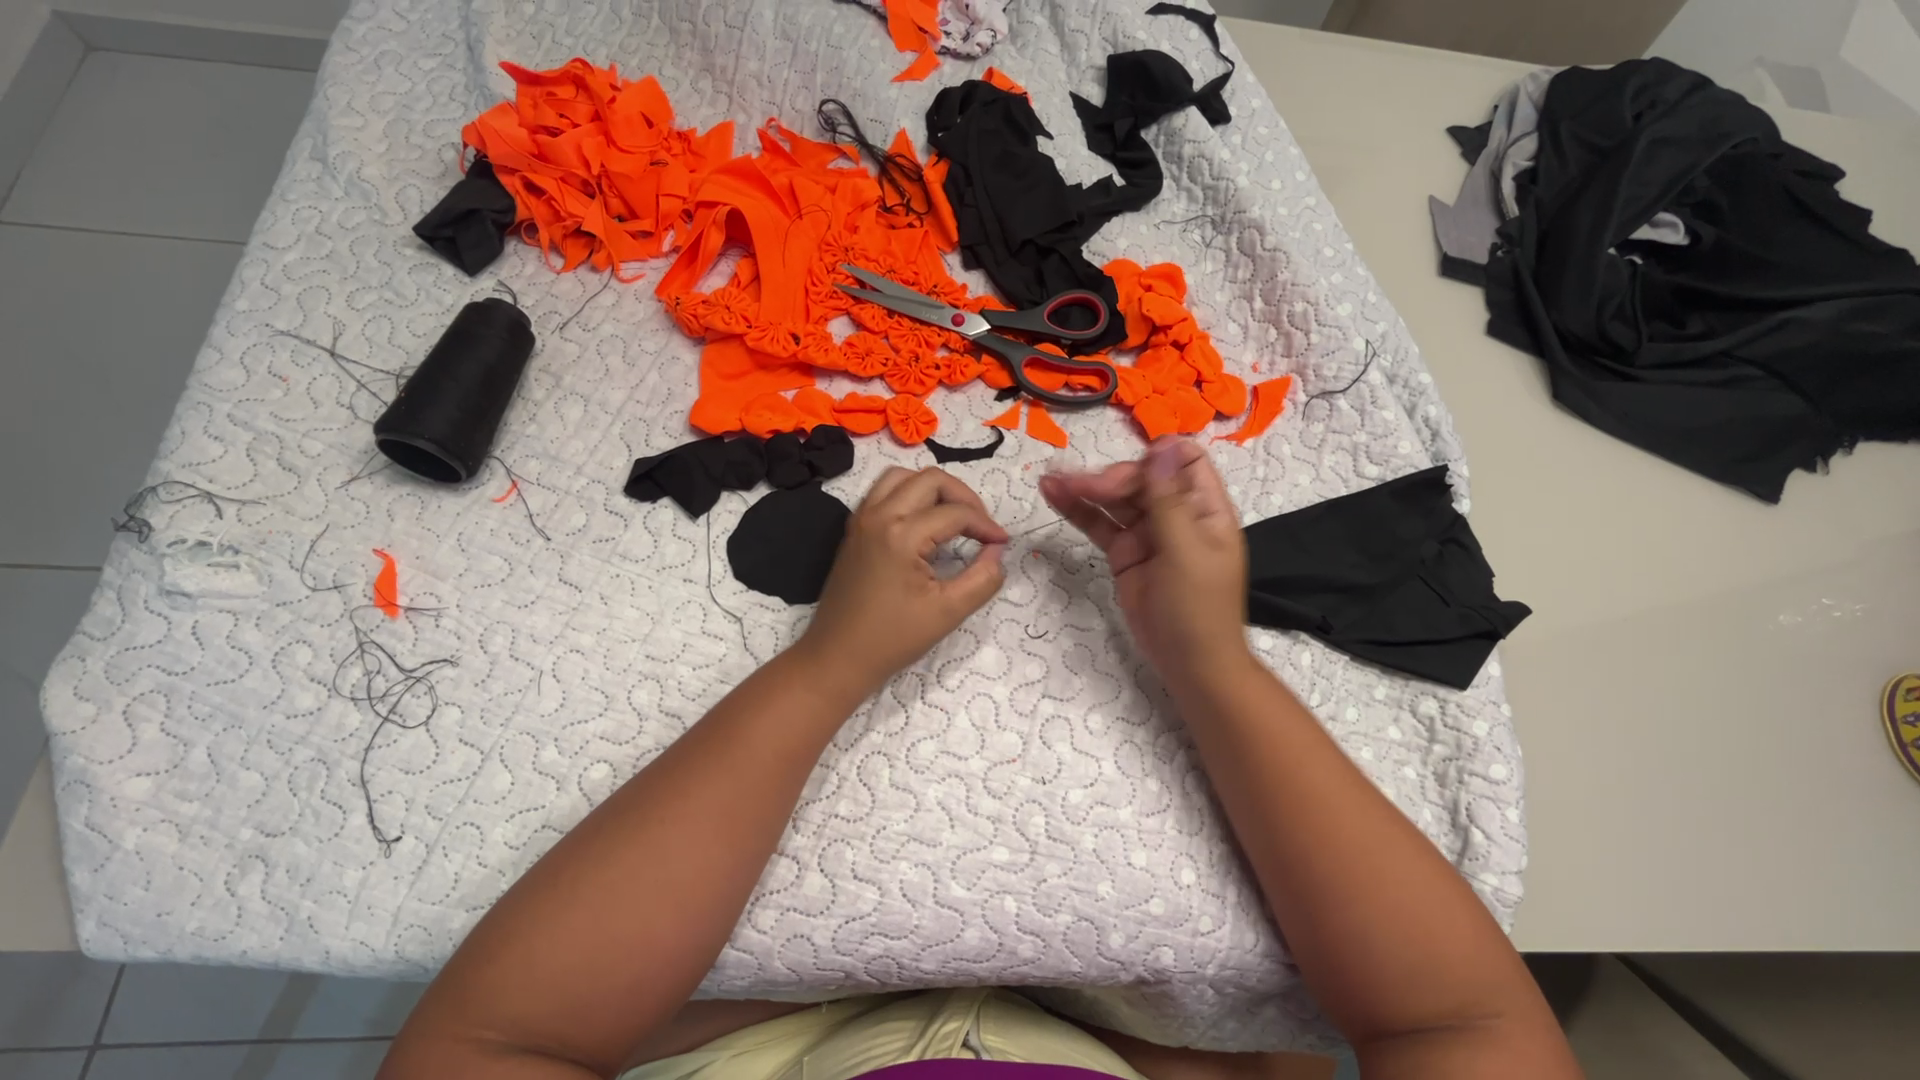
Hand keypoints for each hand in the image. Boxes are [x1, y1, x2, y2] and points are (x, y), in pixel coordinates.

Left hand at [796, 466, 1008, 696]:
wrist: (838, 656)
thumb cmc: (893, 638)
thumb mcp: (949, 612)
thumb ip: (983, 578)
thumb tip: (997, 550)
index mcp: (901, 534)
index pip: (956, 513)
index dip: (986, 526)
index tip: (1001, 543)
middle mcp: (878, 515)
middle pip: (930, 479)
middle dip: (963, 497)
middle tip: (980, 526)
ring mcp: (862, 519)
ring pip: (903, 476)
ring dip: (933, 489)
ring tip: (954, 517)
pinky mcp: (854, 529)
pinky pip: (883, 491)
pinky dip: (909, 494)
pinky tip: (924, 522)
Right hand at [1039, 439, 1249, 686]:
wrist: (1190, 664)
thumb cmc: (1198, 609)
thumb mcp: (1186, 551)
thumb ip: (1168, 500)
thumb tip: (1163, 446)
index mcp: (1205, 507)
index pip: (1185, 460)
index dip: (1157, 455)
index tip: (1128, 464)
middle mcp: (1176, 514)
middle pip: (1141, 478)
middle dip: (1110, 479)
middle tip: (1081, 488)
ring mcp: (1147, 533)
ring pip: (1115, 499)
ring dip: (1084, 488)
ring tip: (1050, 480)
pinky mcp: (1123, 553)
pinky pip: (1099, 524)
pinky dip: (1077, 510)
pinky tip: (1052, 494)